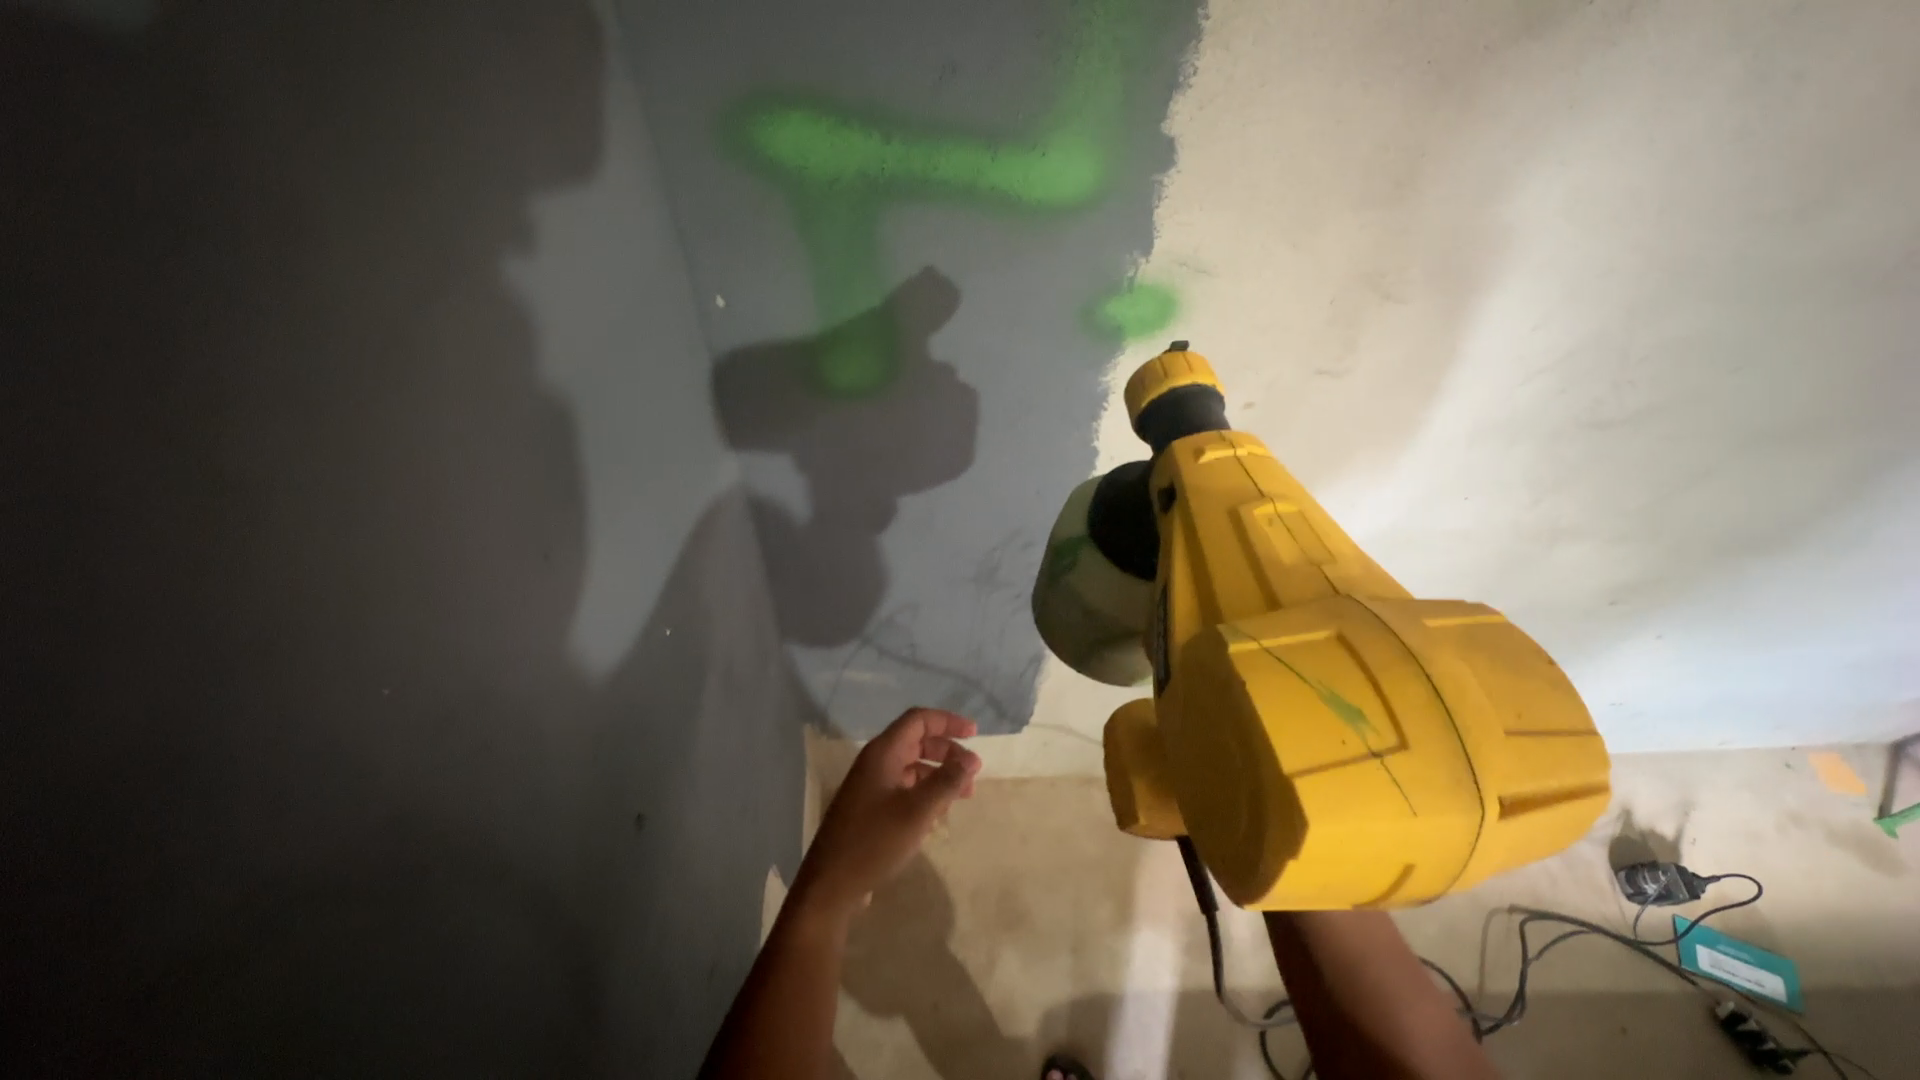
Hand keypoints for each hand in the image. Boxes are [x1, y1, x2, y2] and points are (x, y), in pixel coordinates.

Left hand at [789, 708, 981, 921]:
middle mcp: (875, 763)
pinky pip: (903, 787)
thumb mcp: (918, 810)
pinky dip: (925, 792)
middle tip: (972, 771)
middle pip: (916, 741)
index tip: (975, 734)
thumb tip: (971, 758)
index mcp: (883, 753)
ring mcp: (870, 786)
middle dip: (947, 751)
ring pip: (912, 766)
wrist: (831, 883)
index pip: (918, 720)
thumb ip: (947, 781)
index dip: (948, 722)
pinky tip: (939, 813)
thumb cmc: (875, 840)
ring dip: (939, 774)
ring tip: (964, 794)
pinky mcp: (870, 808)